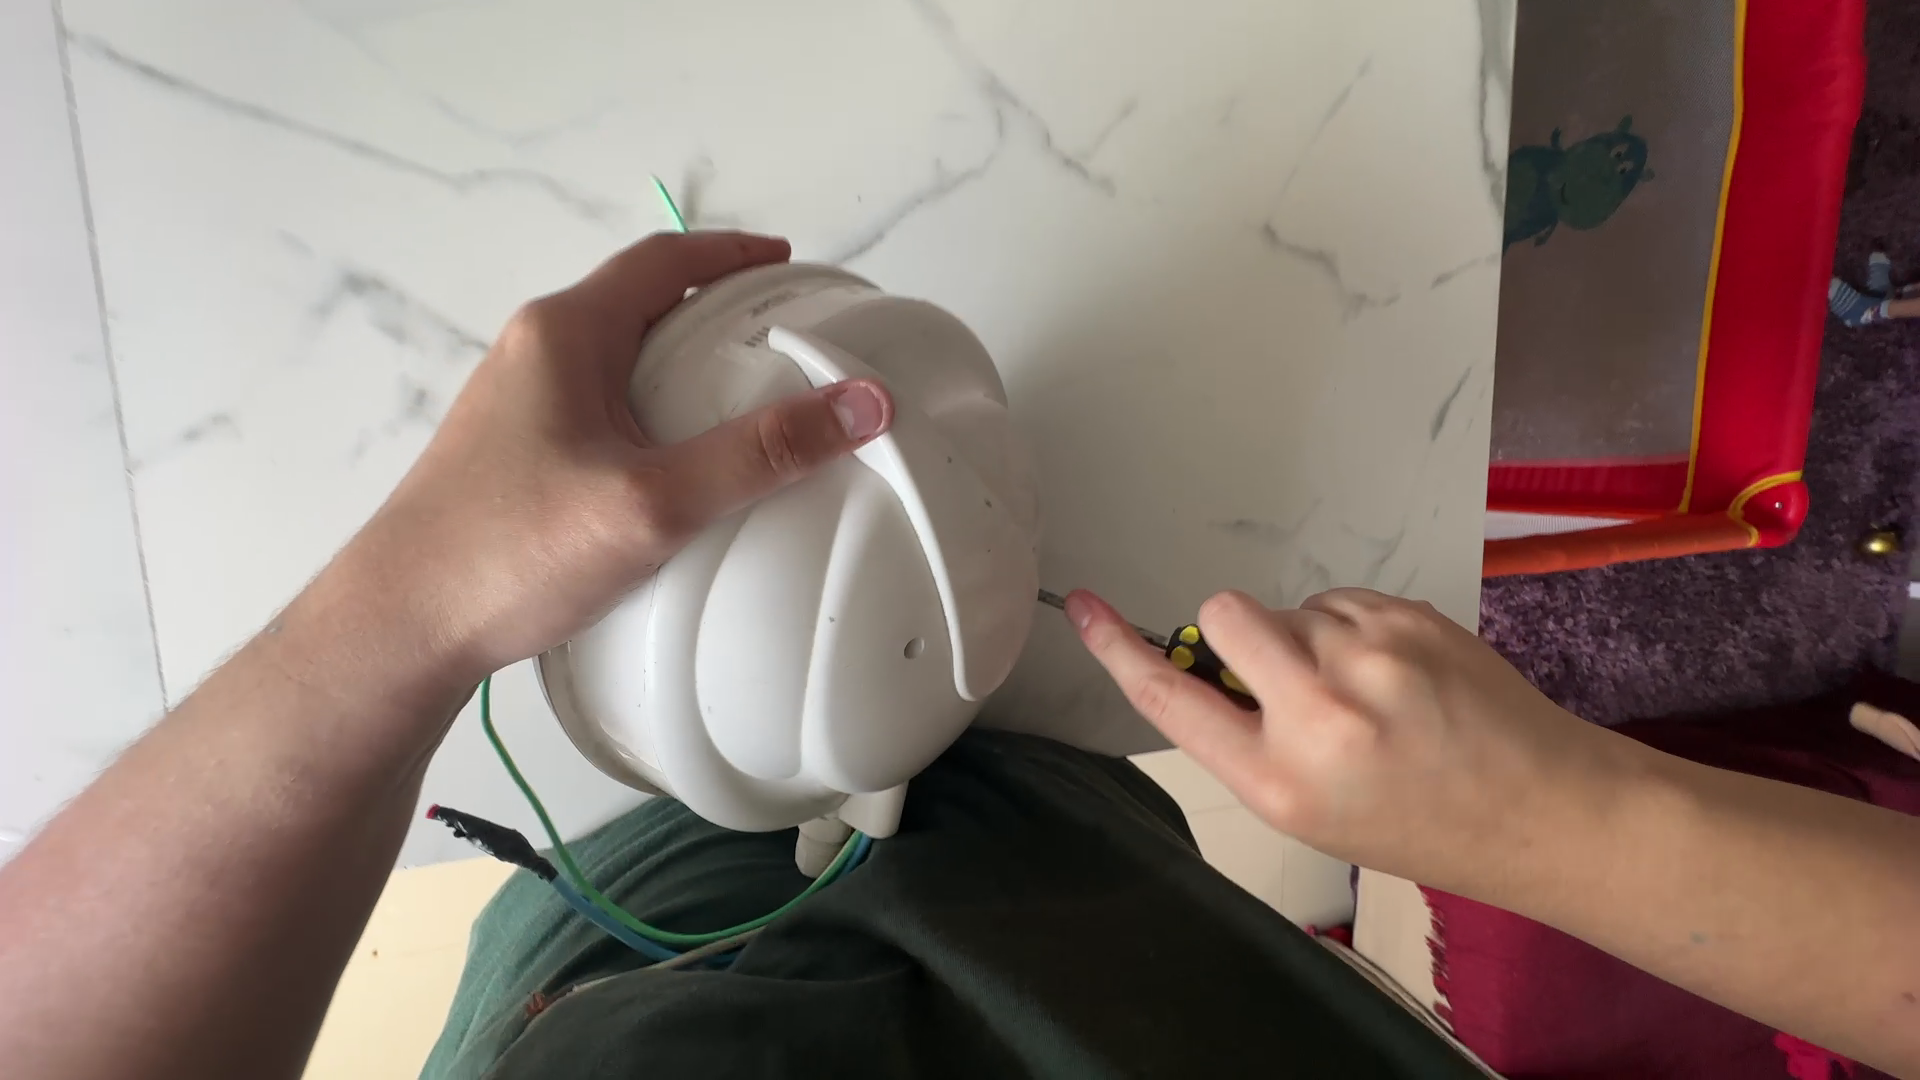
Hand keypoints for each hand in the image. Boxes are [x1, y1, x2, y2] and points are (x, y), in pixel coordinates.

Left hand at [339, 231, 893, 682]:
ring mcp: (528, 404)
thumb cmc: (518, 550)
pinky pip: (612, 405)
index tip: (789, 265)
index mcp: (566, 333)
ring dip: (691, 359)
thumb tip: (864, 403)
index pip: (662, 260)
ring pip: (629, 357)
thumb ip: (763, 452)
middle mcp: (541, 353)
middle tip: (788, 338)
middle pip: (646, 303)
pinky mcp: (527, 451)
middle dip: (720, 308)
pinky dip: (665, 406)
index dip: (733, 253)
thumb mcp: (657, 500)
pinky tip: (691, 456)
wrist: (402, 629)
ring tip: (752, 395)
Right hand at [1067, 587, 1629, 891]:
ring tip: (1362, 686)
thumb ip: (1239, 733)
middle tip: (1280, 670)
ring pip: (1284, 607)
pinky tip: (1392, 670)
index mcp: (1279, 778)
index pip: (1169, 698)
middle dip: (1235, 631)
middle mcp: (1319, 713)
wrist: (1548, 811)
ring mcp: (1371, 656)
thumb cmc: (1411, 820)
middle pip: (1223, 612)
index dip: (1115, 648)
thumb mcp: (1302, 804)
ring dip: (1302, 637)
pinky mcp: (1409, 617)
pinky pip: (1334, 600)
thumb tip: (1204, 661)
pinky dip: (1345, 628)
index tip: (1083, 606)